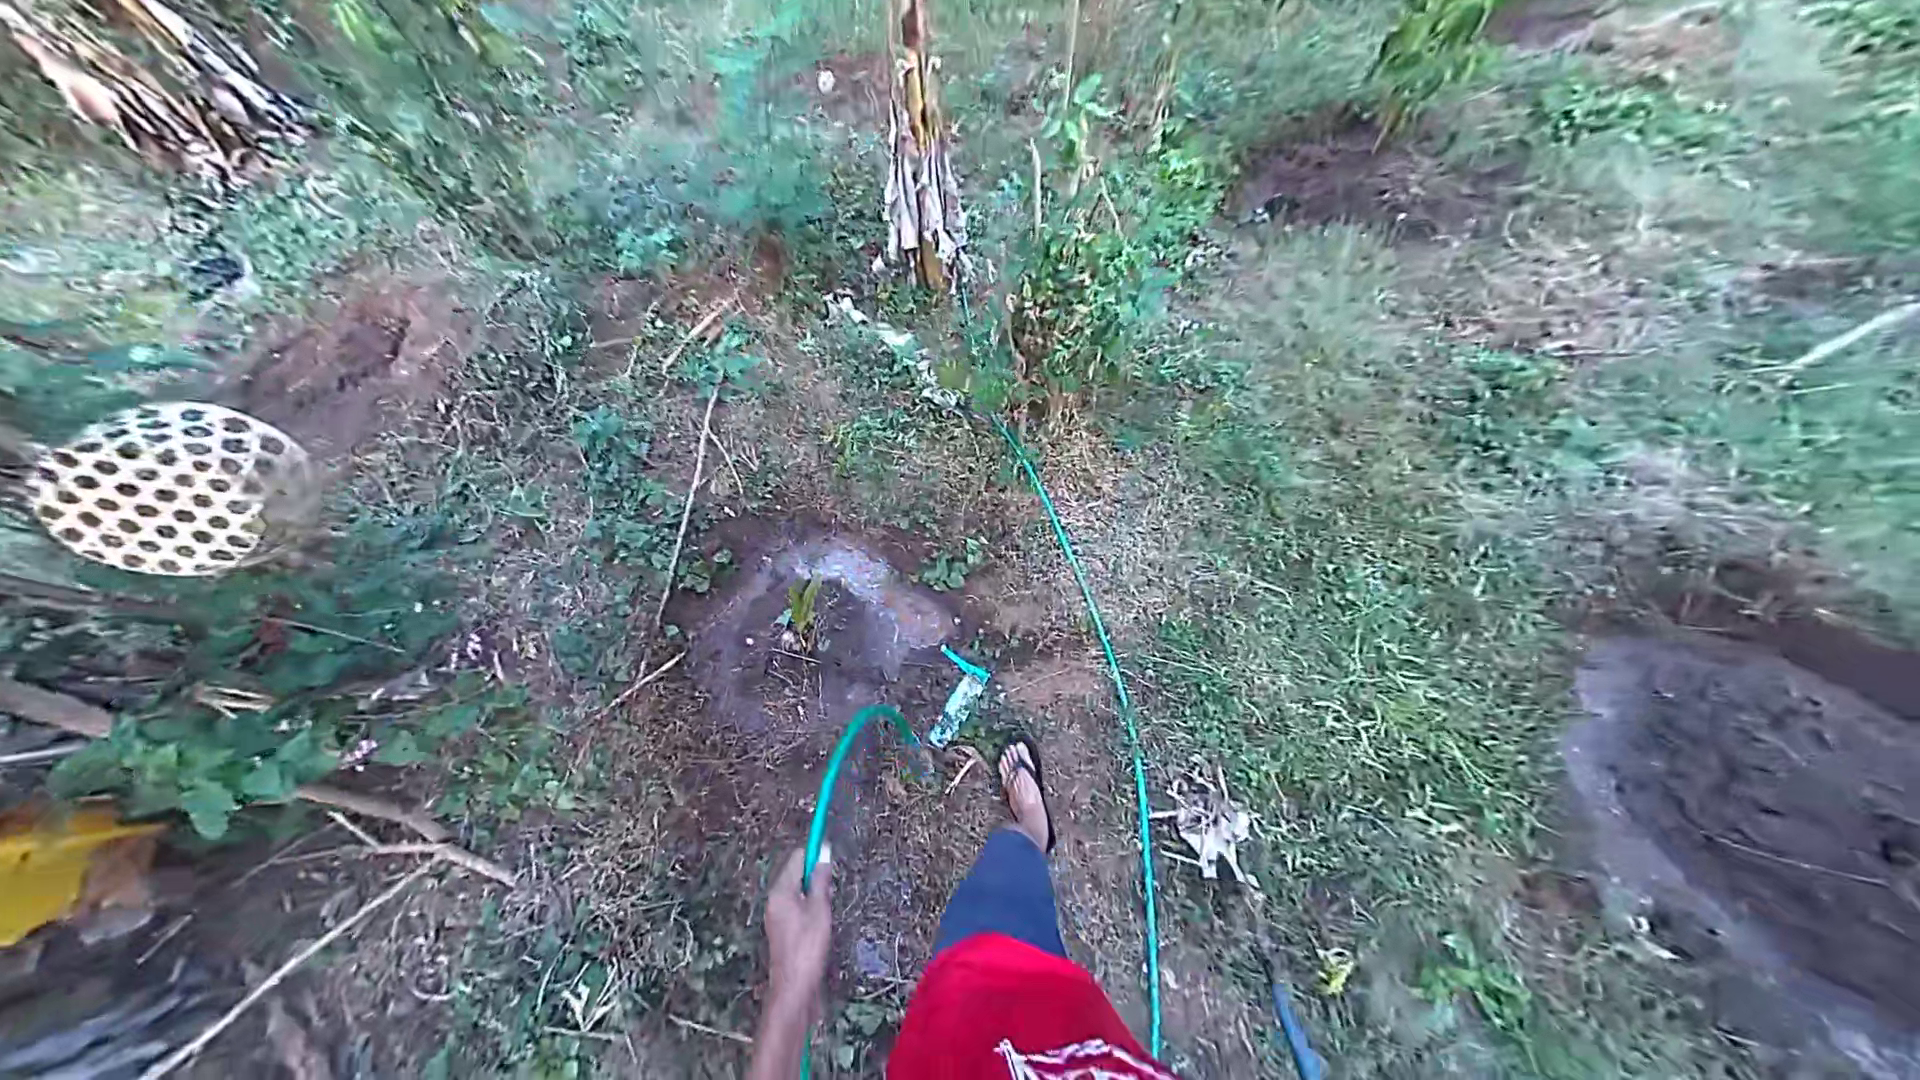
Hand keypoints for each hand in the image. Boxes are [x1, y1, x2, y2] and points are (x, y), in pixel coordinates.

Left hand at [764, 844, 832, 1016]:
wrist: (794, 990)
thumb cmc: (807, 947)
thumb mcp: (819, 909)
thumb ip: (821, 880)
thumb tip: (824, 854)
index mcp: (781, 891)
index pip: (797, 858)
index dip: (815, 853)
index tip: (832, 855)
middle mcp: (774, 900)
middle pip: (796, 873)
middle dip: (815, 873)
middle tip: (831, 887)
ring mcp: (776, 916)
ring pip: (797, 890)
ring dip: (813, 890)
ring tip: (827, 905)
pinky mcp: (782, 930)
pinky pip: (796, 905)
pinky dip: (809, 905)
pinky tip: (820, 919)